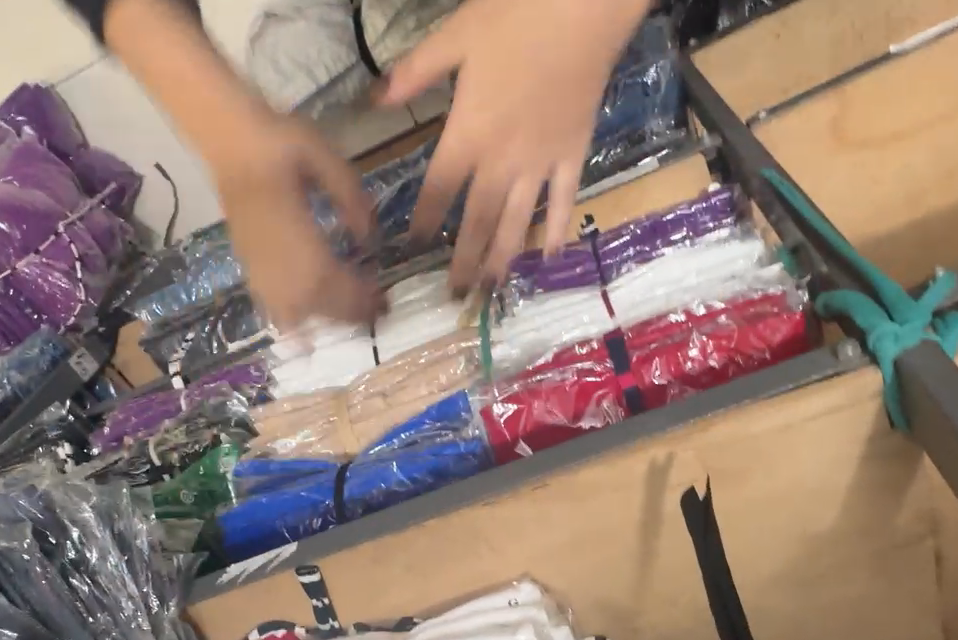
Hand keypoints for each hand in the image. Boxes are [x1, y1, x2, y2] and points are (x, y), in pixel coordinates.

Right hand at [207, 112, 384, 328]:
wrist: (228, 139)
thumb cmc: (278, 143)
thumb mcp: (325, 159)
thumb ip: (350, 199)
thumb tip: (370, 241)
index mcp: (301, 242)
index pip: (339, 287)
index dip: (364, 300)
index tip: (384, 302)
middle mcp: (280, 266)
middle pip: (322, 307)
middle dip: (351, 313)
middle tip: (374, 311)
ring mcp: (261, 270)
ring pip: (299, 315)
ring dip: (326, 318)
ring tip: (348, 315)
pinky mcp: (250, 266)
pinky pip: (274, 308)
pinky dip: (295, 320)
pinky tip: (309, 326)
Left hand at [380, 0, 650, 291]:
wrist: (581, 9)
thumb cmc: (514, 17)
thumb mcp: (455, 37)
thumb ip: (416, 73)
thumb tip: (376, 99)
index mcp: (468, 132)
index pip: (438, 187)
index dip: (425, 218)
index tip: (413, 245)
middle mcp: (501, 161)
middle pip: (477, 220)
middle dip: (464, 259)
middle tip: (455, 293)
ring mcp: (540, 164)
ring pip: (517, 221)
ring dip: (503, 257)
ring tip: (493, 287)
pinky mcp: (573, 157)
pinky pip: (563, 202)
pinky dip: (557, 229)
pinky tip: (550, 258)